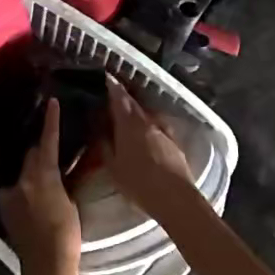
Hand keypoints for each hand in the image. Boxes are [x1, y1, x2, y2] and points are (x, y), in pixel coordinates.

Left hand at [0, 99, 80, 274]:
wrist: (46, 264)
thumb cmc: (66, 233)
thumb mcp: (70, 202)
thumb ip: (60, 181)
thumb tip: (57, 170)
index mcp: (42, 176)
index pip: (47, 142)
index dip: (50, 122)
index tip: (52, 103)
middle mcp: (21, 180)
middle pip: (31, 157)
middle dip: (39, 155)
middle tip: (53, 161)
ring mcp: (9, 194)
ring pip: (22, 174)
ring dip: (30, 176)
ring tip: (44, 190)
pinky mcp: (4, 207)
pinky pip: (14, 191)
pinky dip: (22, 192)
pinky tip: (31, 206)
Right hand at [105, 74, 196, 212]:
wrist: (175, 197)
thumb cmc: (138, 183)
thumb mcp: (113, 167)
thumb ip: (104, 146)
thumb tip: (99, 130)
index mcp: (129, 124)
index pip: (119, 98)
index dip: (112, 87)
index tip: (107, 76)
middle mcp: (147, 122)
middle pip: (134, 103)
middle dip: (124, 96)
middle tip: (114, 92)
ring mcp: (163, 131)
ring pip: (146, 114)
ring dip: (137, 110)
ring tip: (128, 113)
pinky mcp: (174, 142)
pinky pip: (157, 125)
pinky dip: (148, 123)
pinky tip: (147, 131)